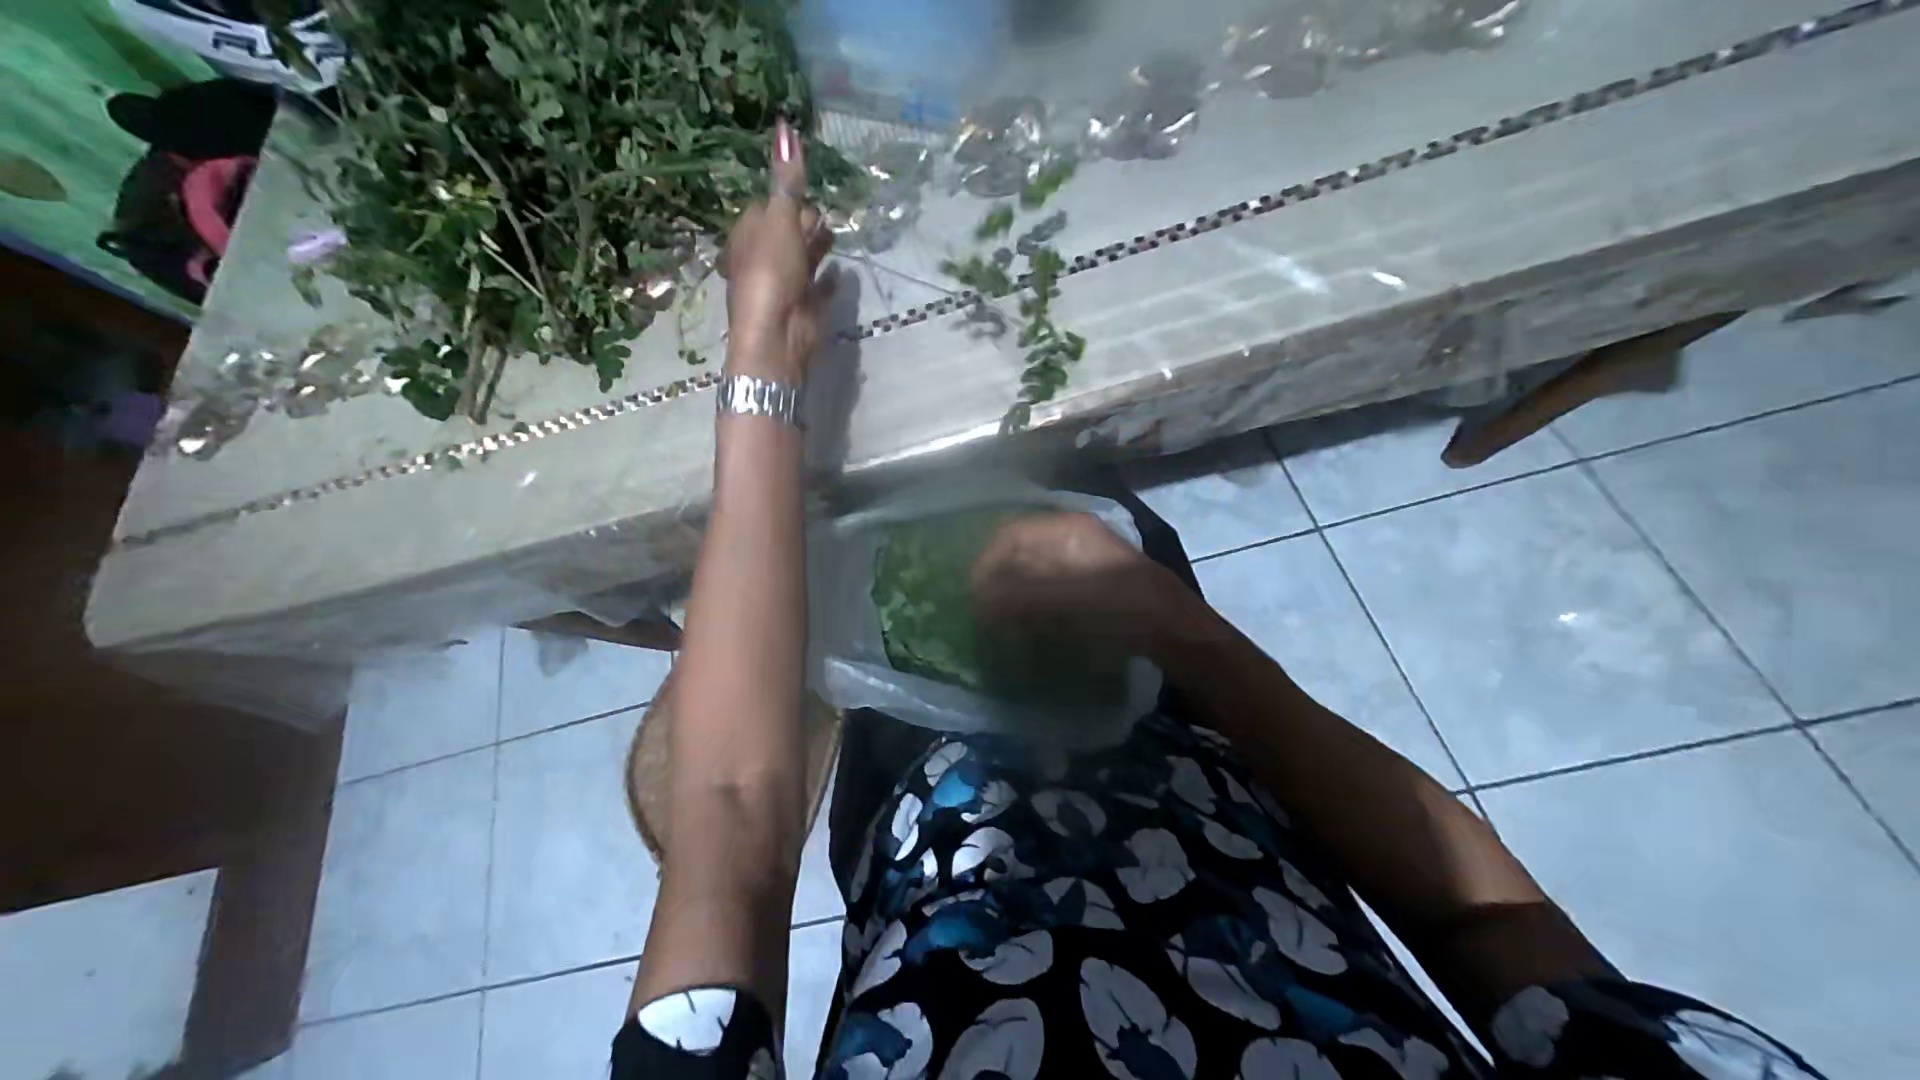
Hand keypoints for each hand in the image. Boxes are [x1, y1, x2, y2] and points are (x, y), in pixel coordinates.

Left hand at [721, 118, 834, 381]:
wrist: (778, 333)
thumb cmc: (771, 272)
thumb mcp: (779, 219)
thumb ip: (787, 179)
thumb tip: (785, 127)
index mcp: (747, 235)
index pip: (767, 206)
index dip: (786, 199)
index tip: (804, 193)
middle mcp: (762, 258)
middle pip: (787, 231)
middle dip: (804, 221)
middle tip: (820, 217)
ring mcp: (784, 285)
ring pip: (804, 257)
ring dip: (817, 245)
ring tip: (835, 233)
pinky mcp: (804, 307)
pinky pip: (819, 287)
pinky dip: (828, 279)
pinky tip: (841, 273)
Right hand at [971, 512, 1193, 659]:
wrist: (1172, 626)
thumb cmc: (1115, 606)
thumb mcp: (1061, 600)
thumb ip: (1017, 597)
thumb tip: (980, 601)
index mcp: (1066, 529)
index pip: (1011, 535)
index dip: (987, 562)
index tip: (974, 591)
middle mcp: (1075, 534)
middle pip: (1023, 549)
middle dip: (1000, 576)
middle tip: (986, 606)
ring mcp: (1088, 555)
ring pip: (1037, 566)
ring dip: (1017, 588)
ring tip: (1005, 615)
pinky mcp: (1097, 578)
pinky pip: (1054, 581)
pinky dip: (1037, 597)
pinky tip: (1034, 618)